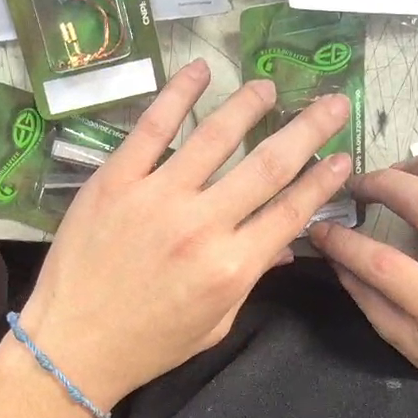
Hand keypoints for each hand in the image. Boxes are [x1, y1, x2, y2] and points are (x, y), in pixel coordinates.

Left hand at [13, 59, 353, 410]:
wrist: (74, 346)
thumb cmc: (150, 345)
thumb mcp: (213, 324)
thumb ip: (249, 280)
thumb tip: (283, 246)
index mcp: (232, 267)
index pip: (291, 211)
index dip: (323, 182)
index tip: (343, 158)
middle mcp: (202, 225)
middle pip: (268, 164)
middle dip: (308, 129)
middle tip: (331, 104)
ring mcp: (157, 197)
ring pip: (215, 136)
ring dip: (249, 105)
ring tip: (268, 88)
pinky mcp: (116, 180)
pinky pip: (152, 126)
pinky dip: (178, 94)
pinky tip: (200, 71)